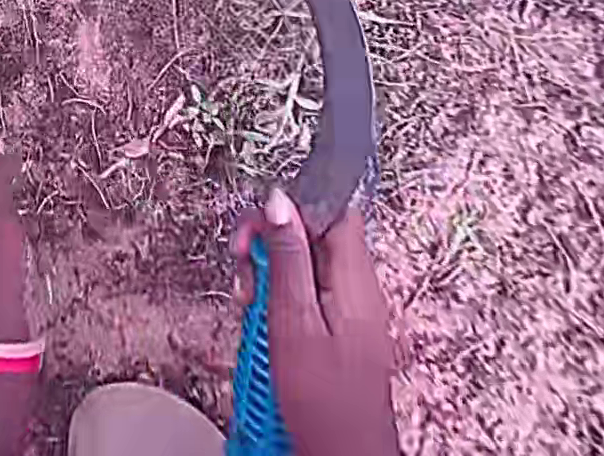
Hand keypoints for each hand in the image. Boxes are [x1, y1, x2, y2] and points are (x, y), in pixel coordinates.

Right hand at [232, 190, 399, 455]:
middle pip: (312, 233)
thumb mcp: (292, 319)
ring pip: (303, 260)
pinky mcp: (336, 324)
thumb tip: (279, 201)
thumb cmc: (321, 401)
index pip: (332, 211)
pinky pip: (304, 288)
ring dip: (269, 268)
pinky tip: (262, 311)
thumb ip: (287, 256)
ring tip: (250, 294)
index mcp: (355, 281)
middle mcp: (358, 288)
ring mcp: (349, 307)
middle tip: (245, 261)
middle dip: (271, 240)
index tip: (260, 226)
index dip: (292, 208)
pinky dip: (277, 292)